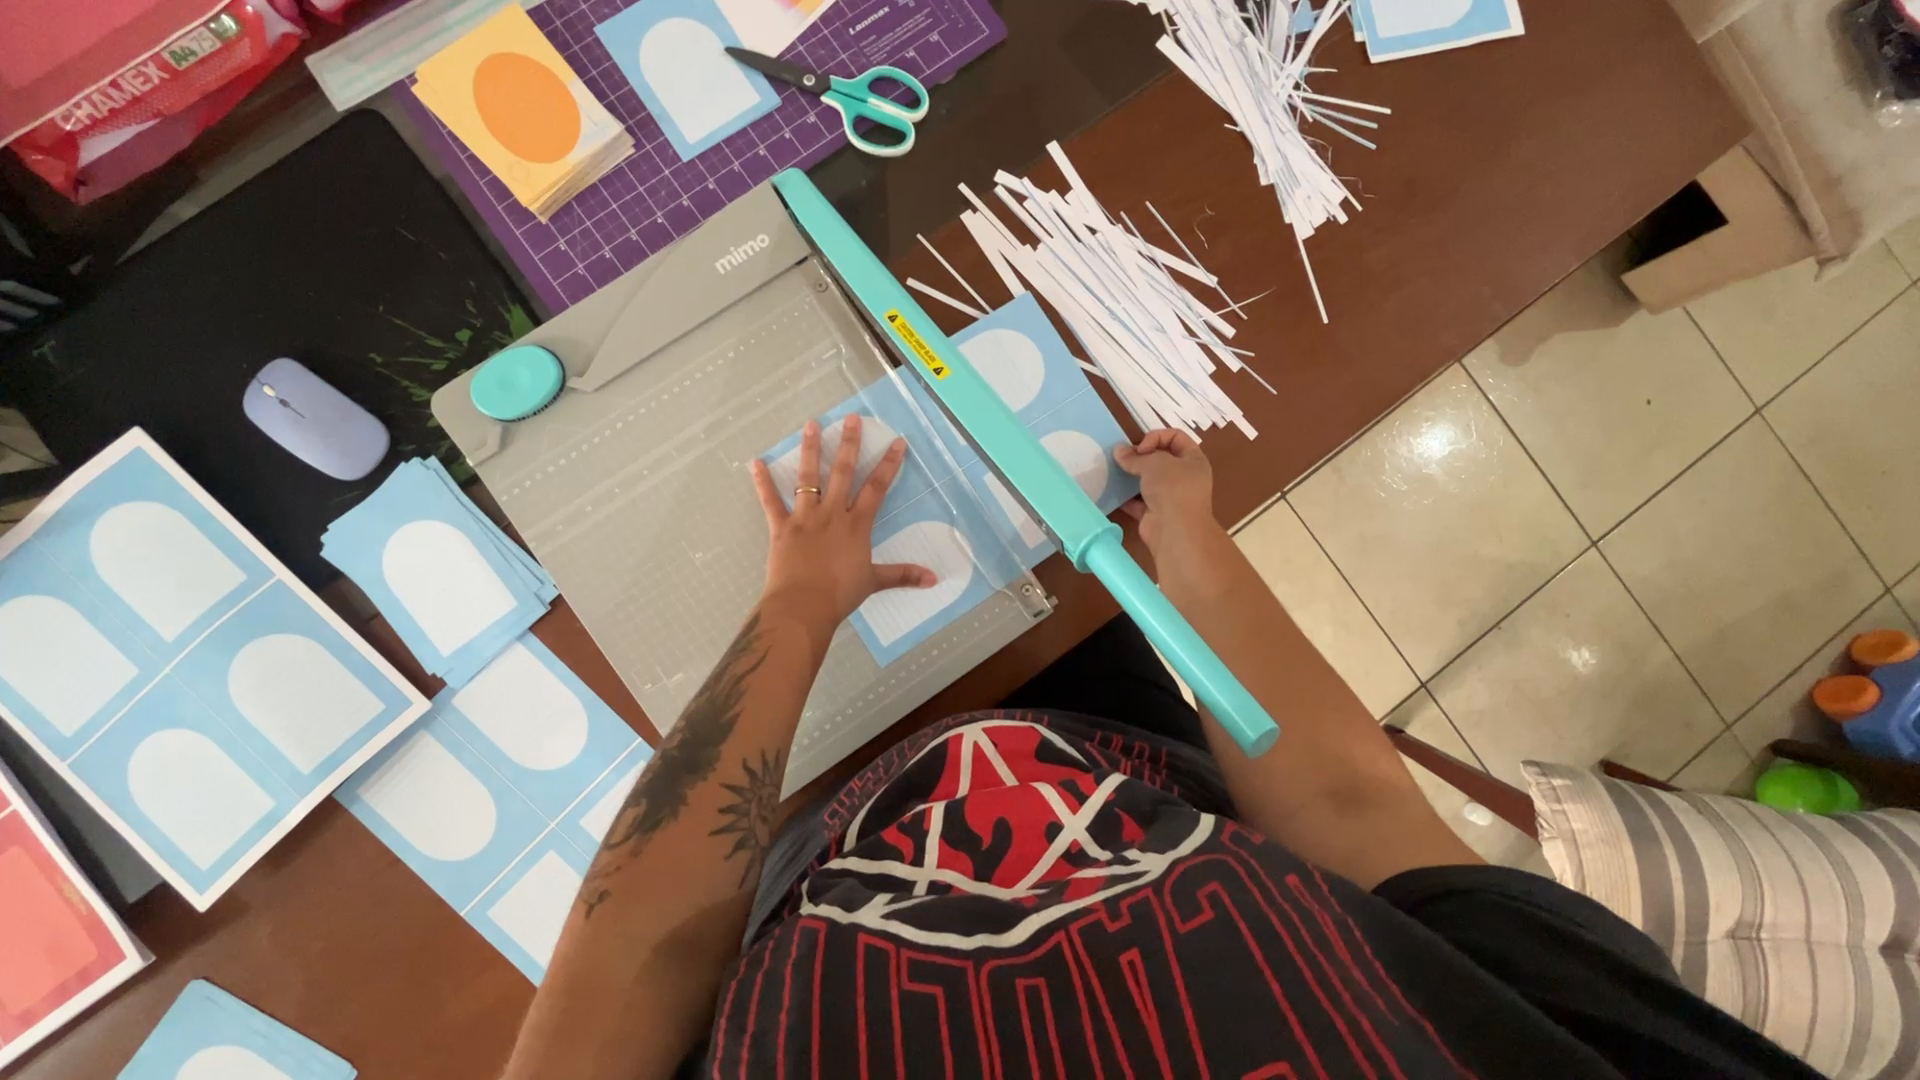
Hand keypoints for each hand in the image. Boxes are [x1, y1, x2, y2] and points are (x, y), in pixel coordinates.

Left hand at [749, 415, 934, 629]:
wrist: (803, 606)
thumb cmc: (840, 595)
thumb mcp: (874, 582)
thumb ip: (902, 575)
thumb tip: (934, 579)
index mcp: (856, 525)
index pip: (877, 488)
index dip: (889, 465)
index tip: (897, 443)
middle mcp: (832, 514)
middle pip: (843, 472)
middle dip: (849, 444)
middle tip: (850, 418)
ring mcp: (805, 518)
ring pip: (808, 477)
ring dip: (810, 449)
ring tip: (811, 424)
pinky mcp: (781, 528)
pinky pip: (770, 501)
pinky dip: (763, 482)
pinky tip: (756, 463)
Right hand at [1114, 429, 1222, 551]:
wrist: (1175, 530)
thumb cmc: (1172, 488)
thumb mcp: (1154, 463)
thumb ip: (1135, 457)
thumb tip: (1119, 451)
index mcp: (1193, 460)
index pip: (1176, 437)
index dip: (1156, 437)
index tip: (1141, 449)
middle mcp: (1184, 477)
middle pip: (1161, 459)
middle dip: (1141, 457)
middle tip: (1124, 459)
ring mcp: (1170, 497)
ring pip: (1148, 481)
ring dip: (1132, 476)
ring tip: (1115, 472)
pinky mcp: (1155, 514)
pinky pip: (1138, 501)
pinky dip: (1126, 497)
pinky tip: (1113, 492)